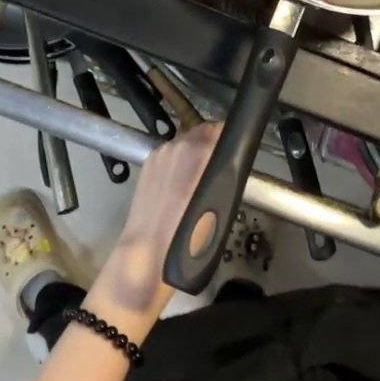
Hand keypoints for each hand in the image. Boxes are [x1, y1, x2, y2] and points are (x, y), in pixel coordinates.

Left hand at [87, 124, 220, 327]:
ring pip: (183, 143)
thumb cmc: (192, 234)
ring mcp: (160, 153)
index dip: (227, 139)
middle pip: (201, 132)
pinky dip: (175, 162)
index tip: (232, 151)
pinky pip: (168, 154)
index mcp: (200, 150)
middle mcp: (179, 144)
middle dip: (210, 145)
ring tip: (196, 179)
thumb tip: (227, 161)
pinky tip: (177, 185)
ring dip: (192, 153)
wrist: (149, 251)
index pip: (220, 128)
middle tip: (217, 167)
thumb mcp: (221, 202)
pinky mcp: (147, 163)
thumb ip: (225, 172)